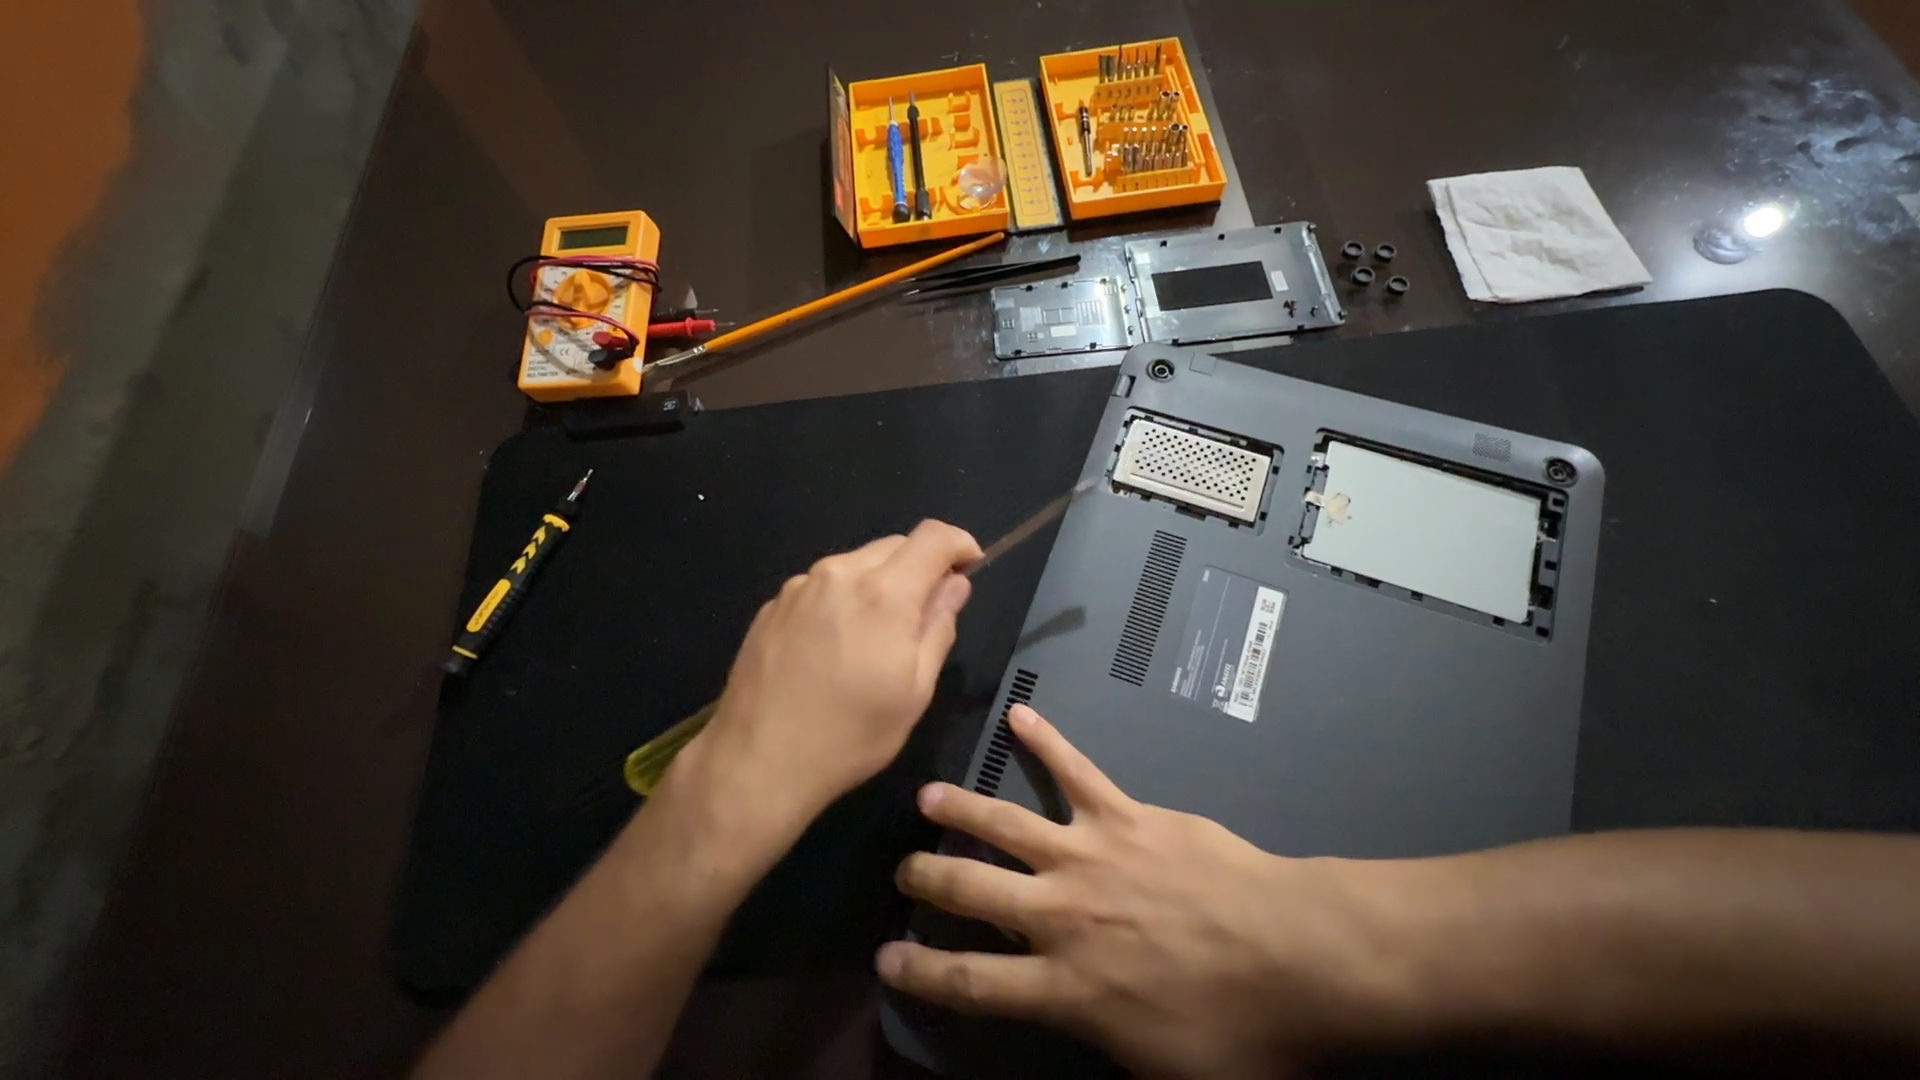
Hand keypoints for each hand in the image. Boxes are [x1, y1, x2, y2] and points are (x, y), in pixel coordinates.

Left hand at [679, 520, 981, 832]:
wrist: (757, 761)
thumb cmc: (850, 734)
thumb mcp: (914, 690)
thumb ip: (938, 626)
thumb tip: (955, 586)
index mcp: (883, 592)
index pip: (933, 536)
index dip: (960, 543)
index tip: (970, 567)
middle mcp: (839, 574)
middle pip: (894, 546)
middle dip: (920, 568)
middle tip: (924, 617)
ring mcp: (799, 587)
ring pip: (856, 564)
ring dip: (879, 584)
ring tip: (874, 640)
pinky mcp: (772, 605)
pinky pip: (822, 586)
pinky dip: (843, 600)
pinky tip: (833, 649)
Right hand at [878, 705, 1402, 1078]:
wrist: (1297, 955)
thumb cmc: (1239, 1033)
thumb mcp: (1163, 1074)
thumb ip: (1106, 1045)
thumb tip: (1081, 1025)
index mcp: (1065, 988)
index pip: (969, 982)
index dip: (920, 971)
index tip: (885, 956)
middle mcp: (1060, 916)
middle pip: (971, 891)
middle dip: (927, 879)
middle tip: (902, 871)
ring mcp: (1090, 856)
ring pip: (1006, 825)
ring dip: (962, 809)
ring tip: (928, 797)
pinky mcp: (1125, 815)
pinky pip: (1076, 771)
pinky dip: (1046, 740)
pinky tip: (1021, 714)